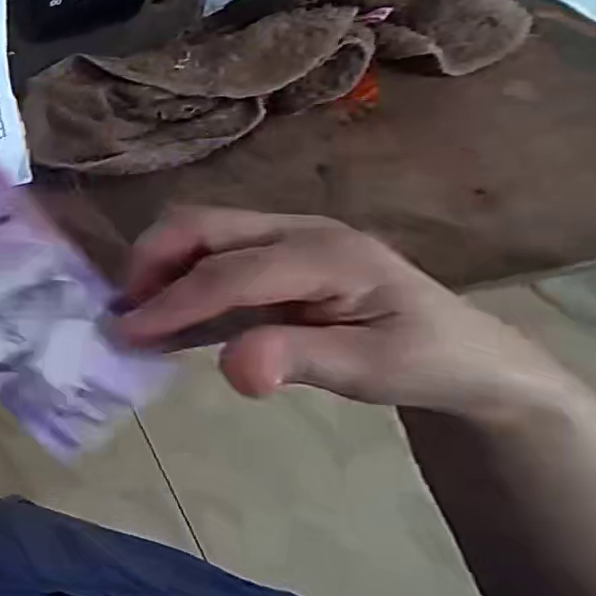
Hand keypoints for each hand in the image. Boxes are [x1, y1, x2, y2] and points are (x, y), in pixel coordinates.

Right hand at [112, 206, 586, 421]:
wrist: (470, 354)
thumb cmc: (427, 361)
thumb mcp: (375, 371)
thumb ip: (302, 362)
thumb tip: (235, 368)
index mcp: (326, 254)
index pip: (227, 272)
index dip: (172, 302)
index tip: (124, 333)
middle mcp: (295, 230)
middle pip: (197, 224)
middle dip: (149, 262)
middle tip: (128, 312)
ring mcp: (280, 236)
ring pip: (193, 231)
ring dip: (156, 267)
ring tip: (140, 315)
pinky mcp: (268, 252)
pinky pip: (204, 253)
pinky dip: (173, 279)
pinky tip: (165, 317)